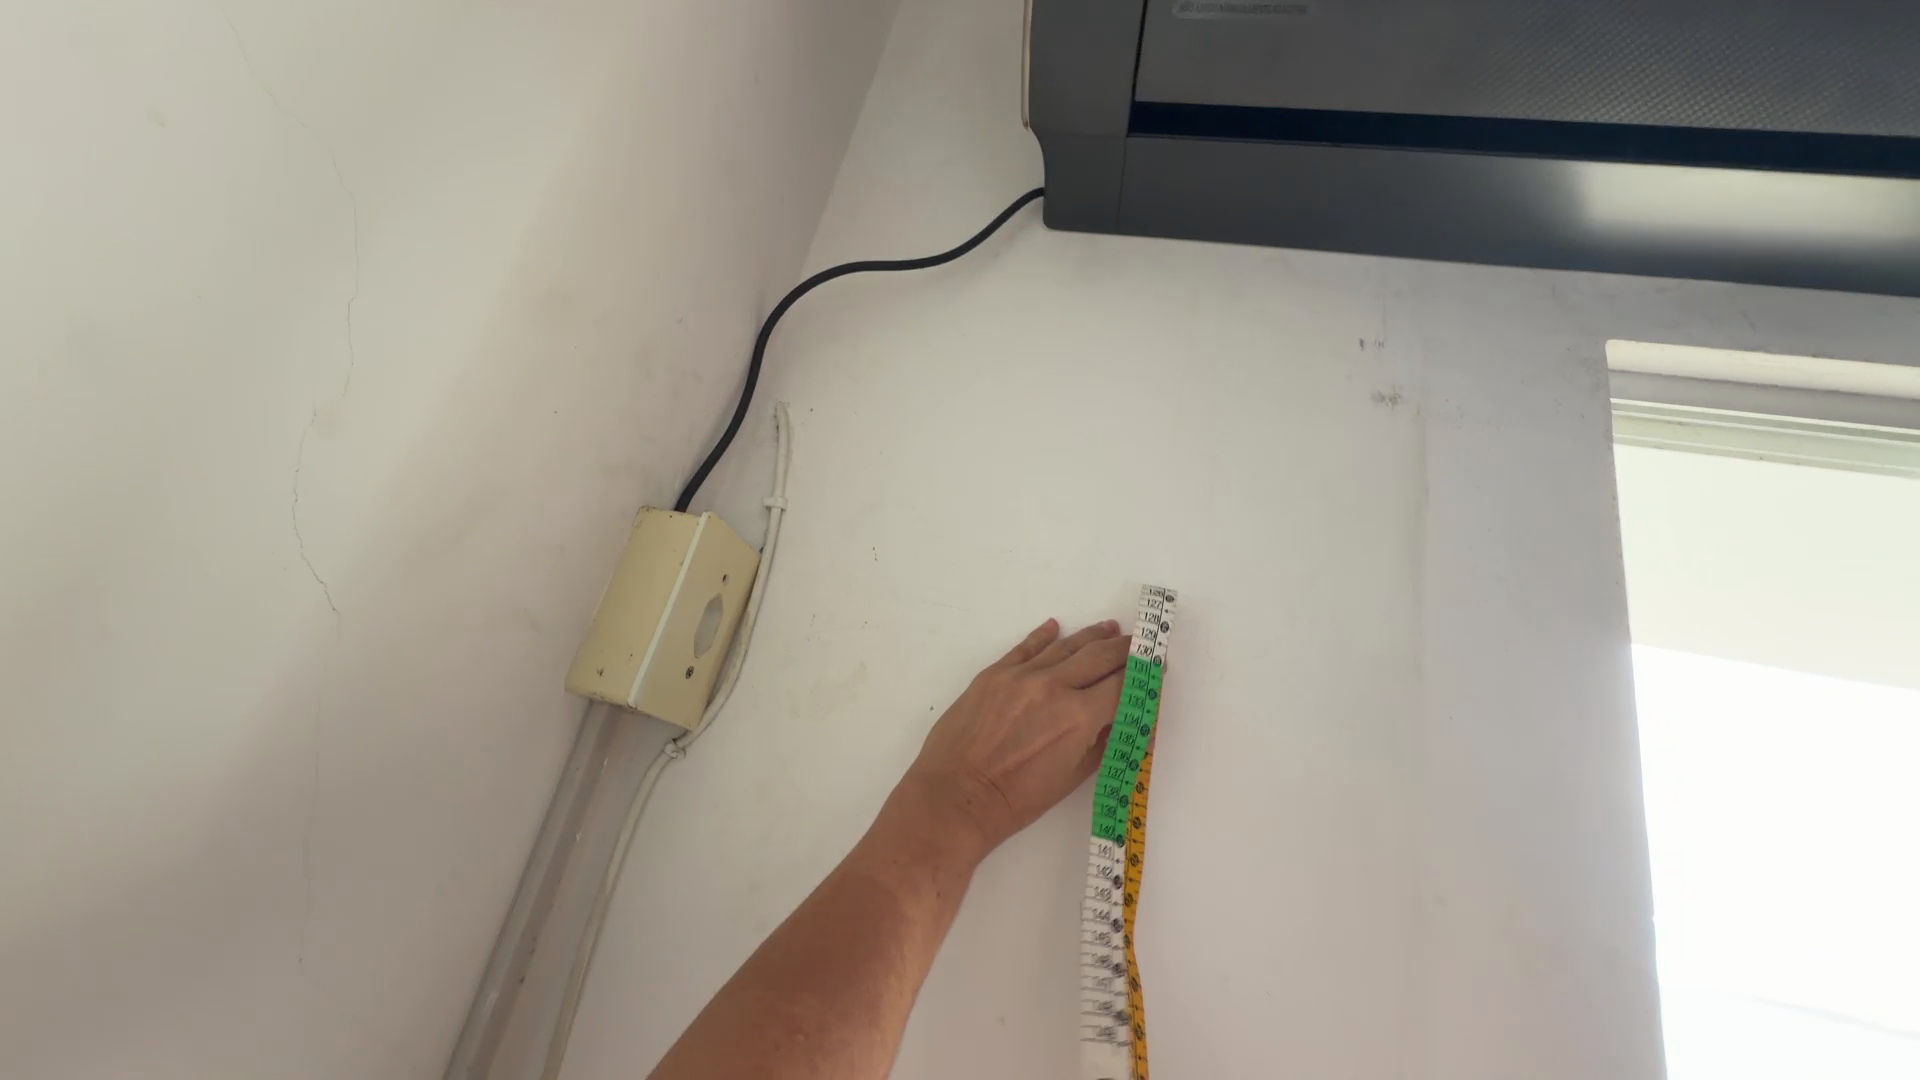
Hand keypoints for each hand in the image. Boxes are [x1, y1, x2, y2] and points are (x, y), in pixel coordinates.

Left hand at [893, 618, 1130, 861]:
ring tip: (1109, 628)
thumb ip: (1106, 743)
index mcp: (1079, 717)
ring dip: (1091, 636)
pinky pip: (1025, 647)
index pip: (1123, 685)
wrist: (956, 796)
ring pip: (1065, 646)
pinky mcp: (994, 673)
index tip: (1156, 668)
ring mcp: (1021, 675)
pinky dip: (1043, 636)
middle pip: (1099, 657)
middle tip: (1139, 643)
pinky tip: (1055, 627)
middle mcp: (1054, 686)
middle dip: (1124, 649)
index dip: (1144, 677)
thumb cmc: (1018, 800)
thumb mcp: (1074, 777)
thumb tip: (1133, 723)